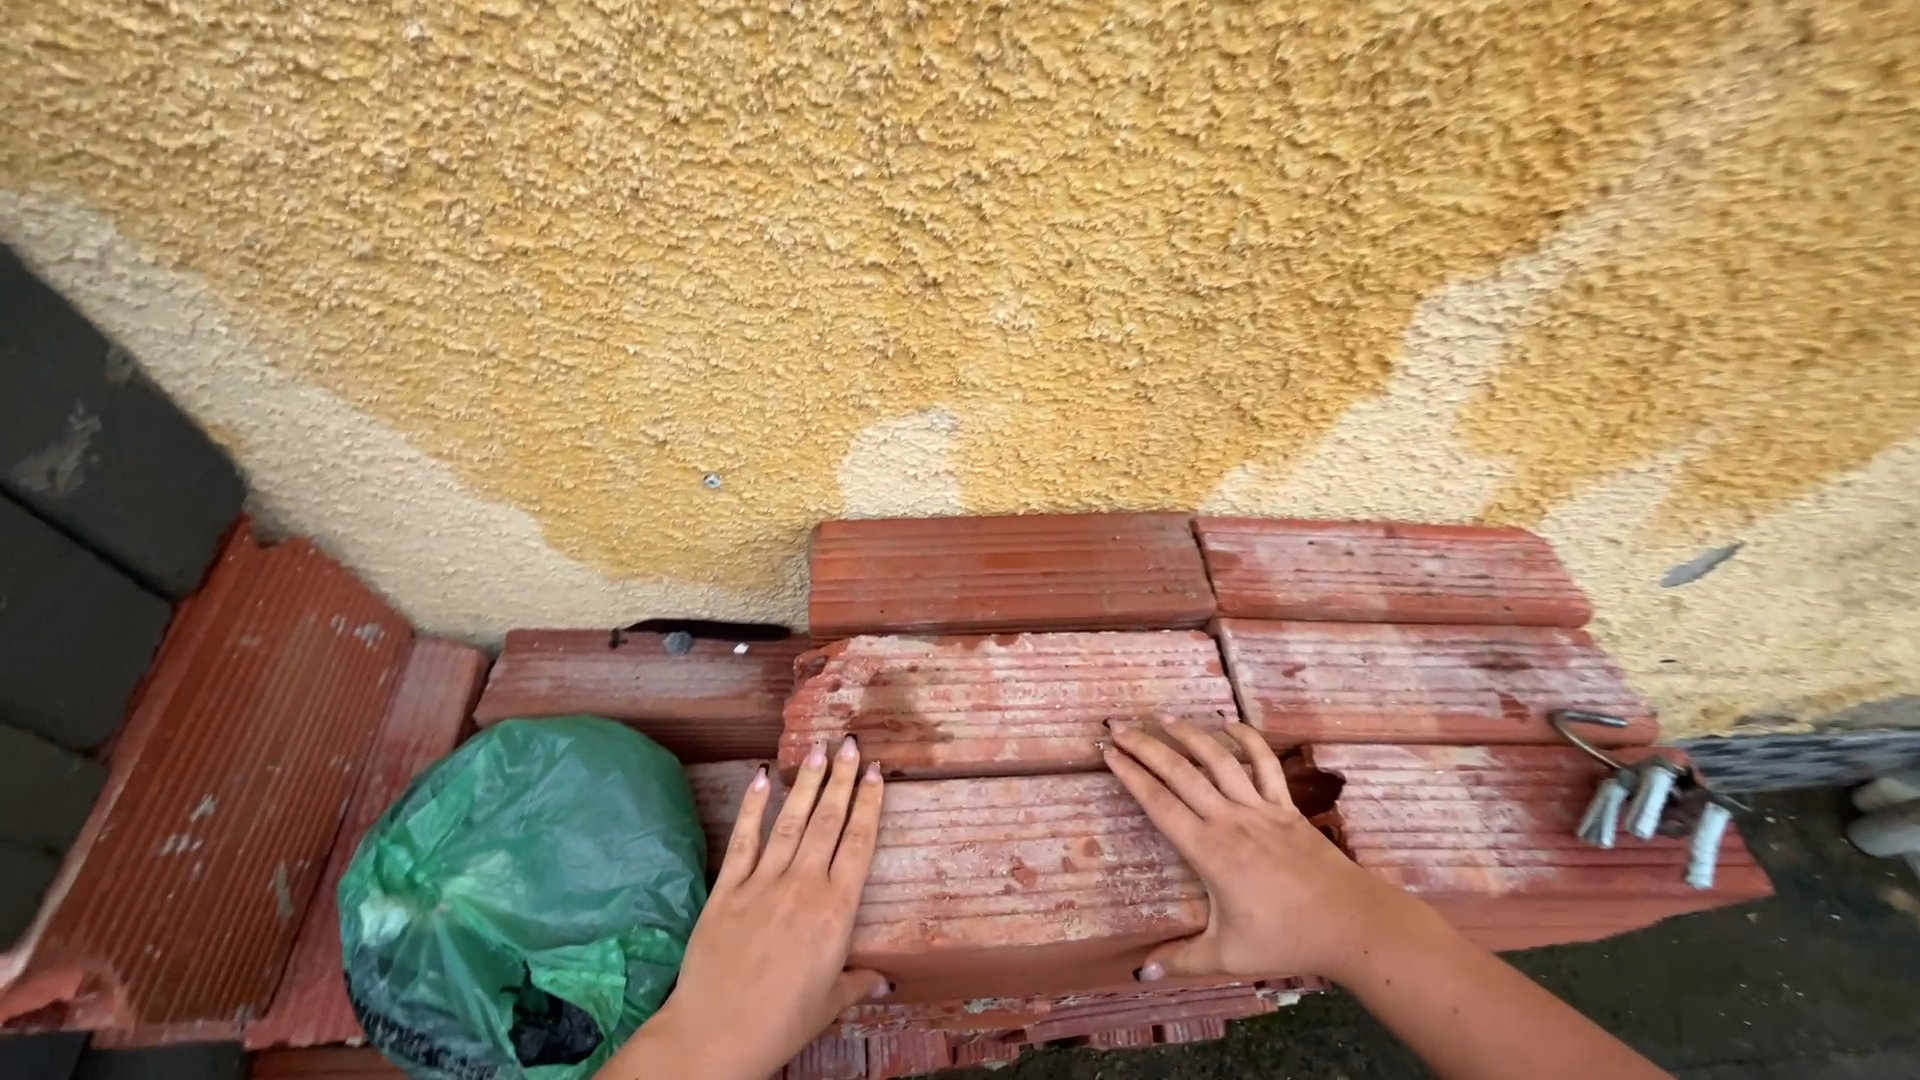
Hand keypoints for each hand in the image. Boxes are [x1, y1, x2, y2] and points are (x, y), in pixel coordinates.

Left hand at [605, 736, 887, 1079]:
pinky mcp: (728, 888)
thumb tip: (886, 981)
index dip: (869, 803)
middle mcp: (804, 885)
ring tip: (820, 750)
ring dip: (807, 783)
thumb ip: (858, 981)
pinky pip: (744, 839)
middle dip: (843, 778)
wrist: (714, 1036)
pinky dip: (753, 806)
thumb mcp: (829, 1003)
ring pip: (791, 821)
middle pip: (828, 820)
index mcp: (836, 910)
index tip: (876, 772)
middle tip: (852, 743)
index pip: (859, 842)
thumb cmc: (781, 1022)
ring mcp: (763, 882)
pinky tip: (762, 777)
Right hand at [1103, 720, 1440, 983]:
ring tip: (1166, 720)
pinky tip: (1230, 724)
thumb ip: (1183, 959)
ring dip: (1190, 736)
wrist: (1352, 924)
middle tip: (1119, 727)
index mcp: (1207, 850)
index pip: (1159, 803)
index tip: (1108, 754)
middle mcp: (1229, 820)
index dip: (1131, 775)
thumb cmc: (1286, 940)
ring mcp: (1260, 809)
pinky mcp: (1286, 807)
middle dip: (1146, 746)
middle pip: (1179, 772)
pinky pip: (1265, 765)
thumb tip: (1142, 973)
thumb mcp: (1228, 955)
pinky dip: (1248, 741)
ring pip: (1218, 760)